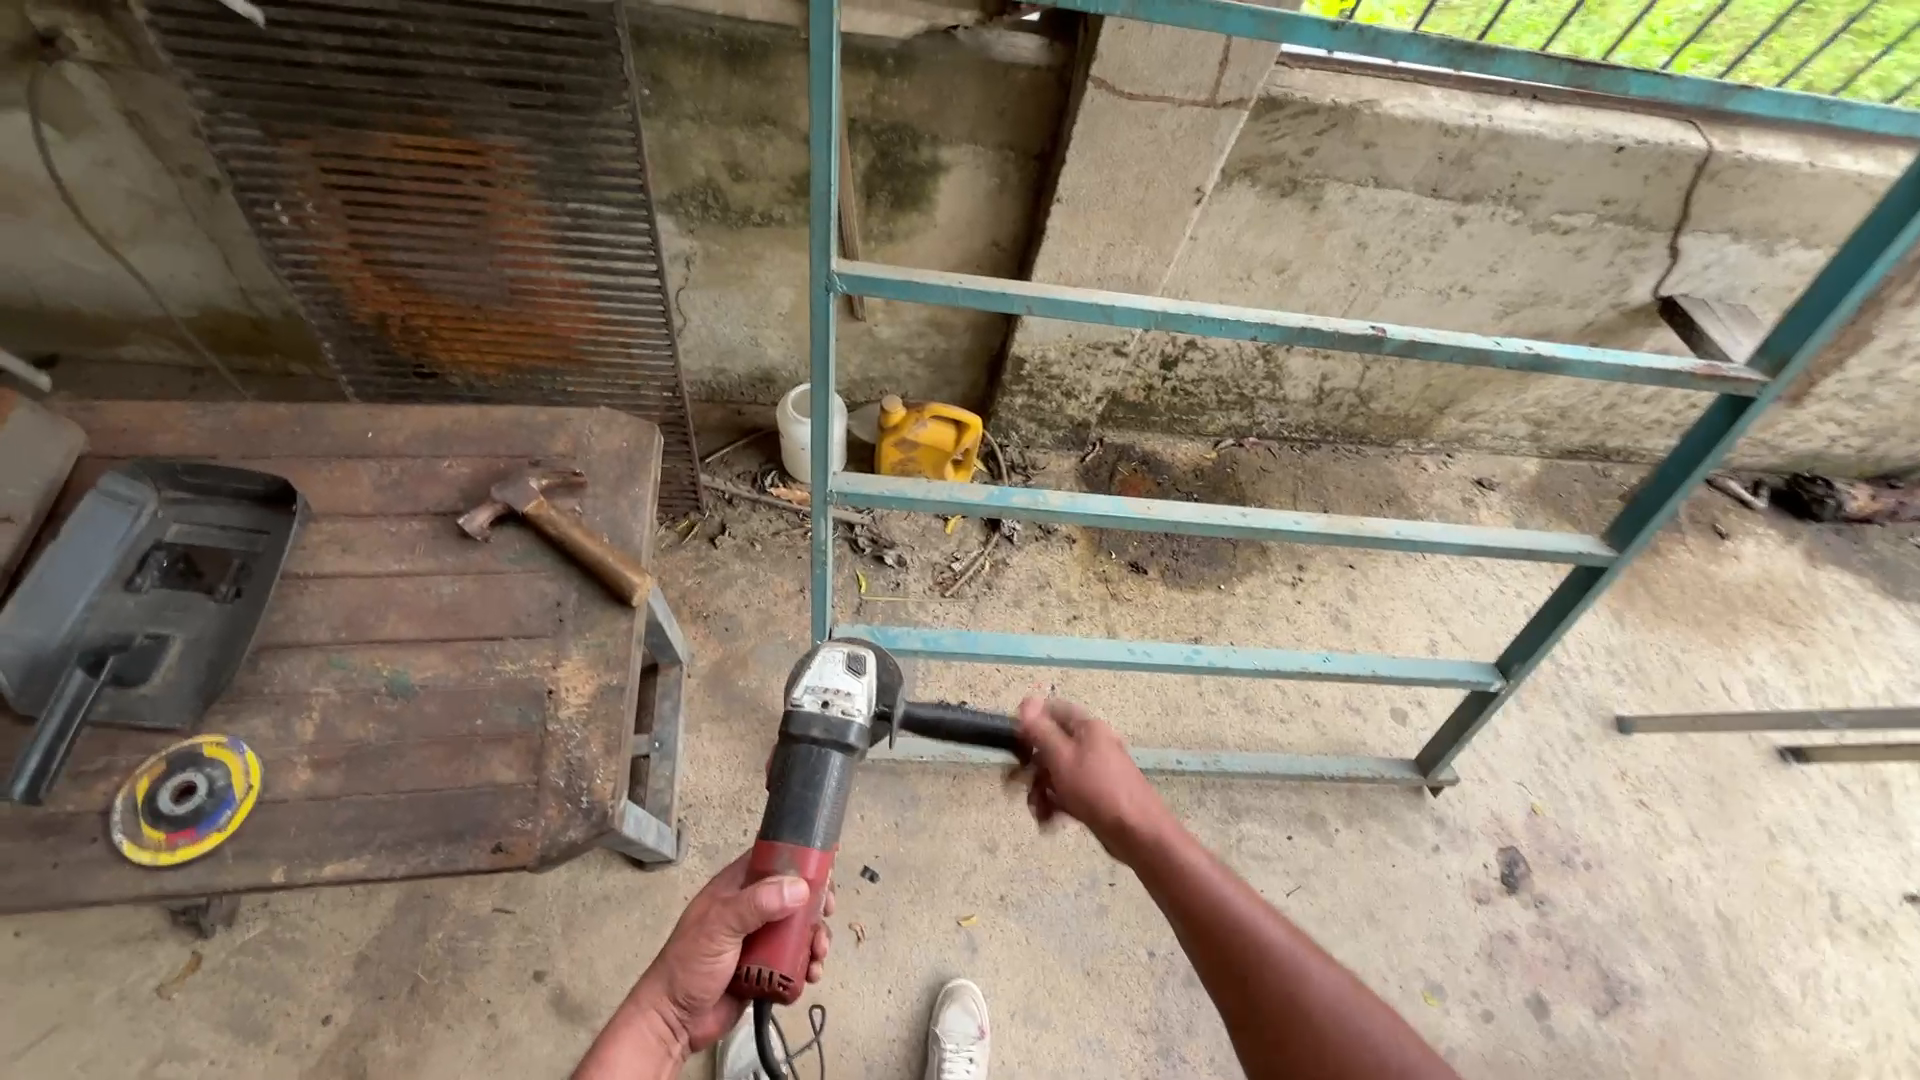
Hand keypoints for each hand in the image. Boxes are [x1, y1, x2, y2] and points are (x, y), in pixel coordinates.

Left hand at [582, 852, 833, 1073]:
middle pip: (794, 895)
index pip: (773, 859)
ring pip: (798, 928)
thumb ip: (757, 903)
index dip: (802, 859)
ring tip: (819, 955)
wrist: (674, 1022)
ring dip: (815, 938)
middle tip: (828, 914)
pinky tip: (812, 974)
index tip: (827, 868)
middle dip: (815, 904)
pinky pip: (794, 959)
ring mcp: (758, 938)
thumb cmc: (690, 964)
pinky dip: (807, 963)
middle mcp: (751, 908)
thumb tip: (800, 888)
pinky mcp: (765, 968)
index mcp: (736, 887)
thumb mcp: (720, 926)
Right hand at [1015, 695, 1169, 859]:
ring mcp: (1094, 771)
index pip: (1053, 711)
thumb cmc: (1096, 788)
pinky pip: (1068, 792)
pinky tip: (1049, 821)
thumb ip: (1041, 729)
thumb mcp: (1061, 756)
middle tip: (1018, 785)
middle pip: (1051, 746)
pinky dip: (1055, 804)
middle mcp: (1091, 744)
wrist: (1137, 831)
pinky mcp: (1095, 795)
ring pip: (1056, 772)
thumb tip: (1026, 700)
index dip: (1031, 723)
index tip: (1015, 743)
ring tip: (1038, 812)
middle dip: (1032, 768)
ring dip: (1041, 791)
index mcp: (1087, 728)